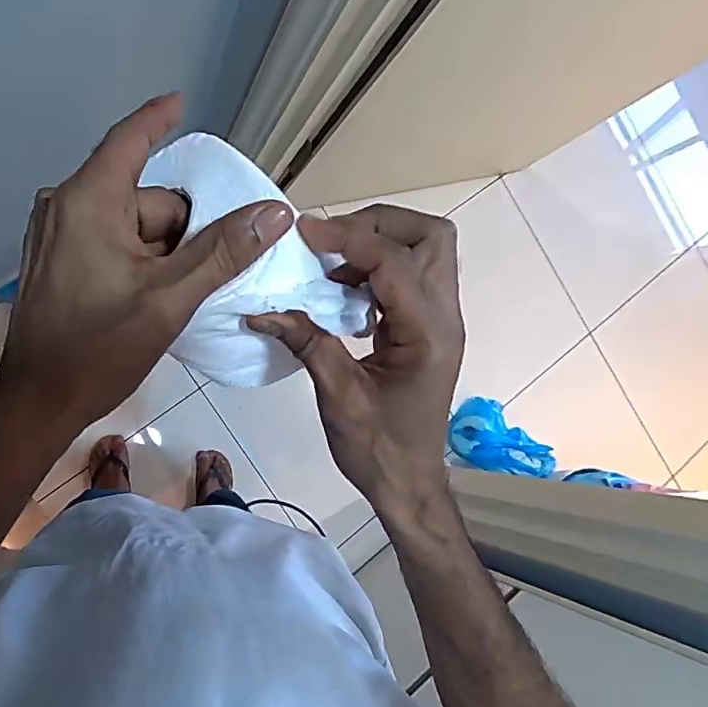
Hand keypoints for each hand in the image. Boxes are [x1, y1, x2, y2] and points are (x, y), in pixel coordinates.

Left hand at [0, 93, 292, 435]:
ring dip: (163, 253)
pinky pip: (112, 244)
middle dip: (181, 231)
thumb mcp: (170, 299)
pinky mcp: (57, 263)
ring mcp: (58, 237)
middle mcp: (67, 207)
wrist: (40, 401)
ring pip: (132, 226)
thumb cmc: (99, 348)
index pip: (131, 139)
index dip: (160, 118)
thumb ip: (223, 253)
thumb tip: (274, 213)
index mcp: (89, 200)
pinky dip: (140, 261)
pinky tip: (153, 298)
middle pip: (146, 198)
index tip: (182, 102)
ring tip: (176, 298)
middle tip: (201, 277)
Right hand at [247, 205, 461, 517]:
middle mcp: (446, 317)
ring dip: (379, 243)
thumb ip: (307, 344)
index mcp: (428, 334)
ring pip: (428, 249)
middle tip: (328, 242)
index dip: (348, 237)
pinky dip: (379, 267)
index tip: (304, 232)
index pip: (394, 261)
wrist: (410, 483)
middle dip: (378, 223)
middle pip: (431, 236)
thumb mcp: (339, 398)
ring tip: (330, 265)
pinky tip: (345, 290)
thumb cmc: (378, 450)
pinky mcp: (431, 327)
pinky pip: (413, 275)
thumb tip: (261, 311)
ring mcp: (443, 321)